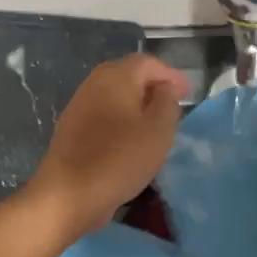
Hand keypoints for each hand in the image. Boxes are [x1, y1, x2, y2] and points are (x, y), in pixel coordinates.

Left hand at [25, 55, 189, 242]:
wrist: (69, 194)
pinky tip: (131, 140)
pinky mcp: (71, 129)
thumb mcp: (158, 131)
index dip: (170, 75)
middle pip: (128, 75)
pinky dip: (121, 120)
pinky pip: (103, 114)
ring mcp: (78, 106)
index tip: (188, 94)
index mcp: (115, 77)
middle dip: (153, 87)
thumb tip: (165, 89)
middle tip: (173, 106)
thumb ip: (167, 103)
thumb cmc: (119, 158)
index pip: (147, 62)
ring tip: (156, 125)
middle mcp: (93, 84)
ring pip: (114, 96)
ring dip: (137, 105)